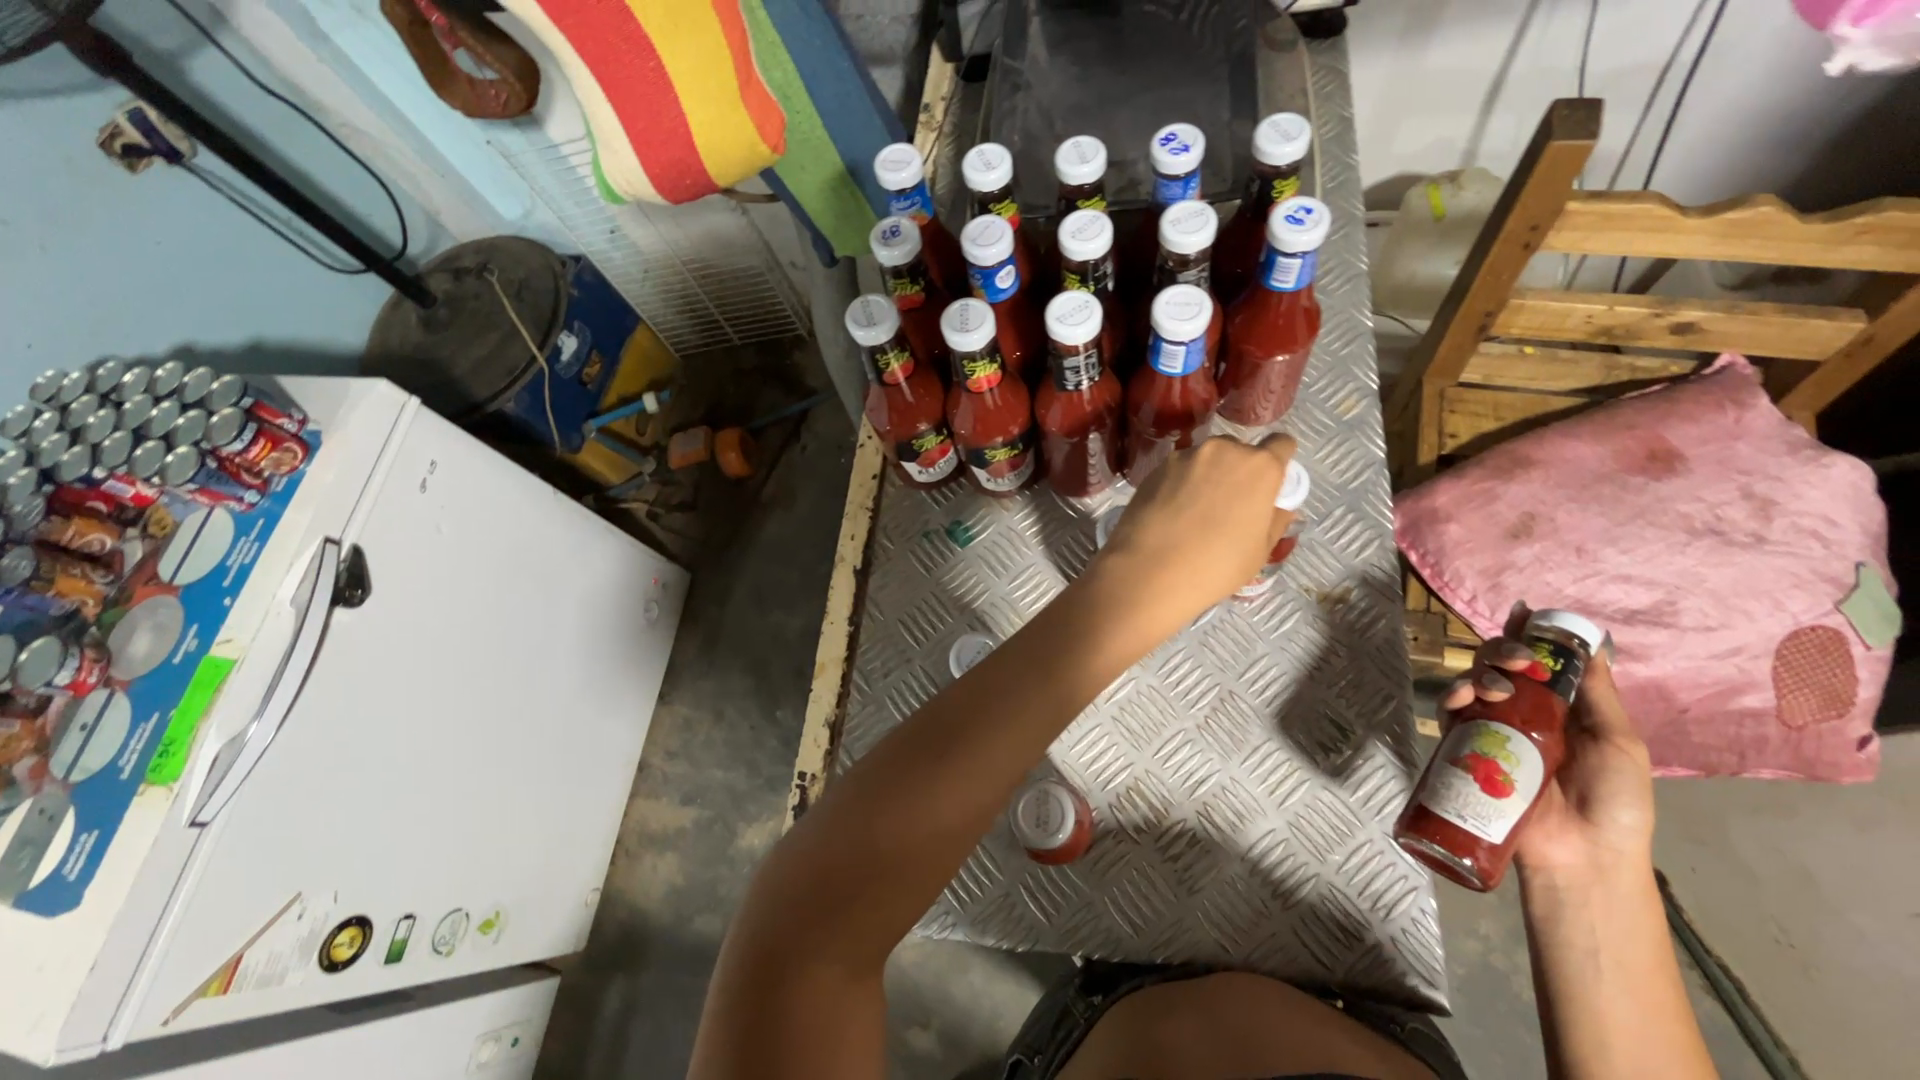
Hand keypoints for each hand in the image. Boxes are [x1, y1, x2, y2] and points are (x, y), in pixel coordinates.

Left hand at [1090, 435, 1297, 627]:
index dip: (1278, 461)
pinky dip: (1180, 483)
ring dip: (1208, 475)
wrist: (1150, 571)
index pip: (1281, 444)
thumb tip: (1278, 506)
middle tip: (1228, 505)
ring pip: (1207, 458)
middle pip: (1240, 451)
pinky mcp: (1156, 467)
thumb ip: (1275, 519)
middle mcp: (1225, 450)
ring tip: (1195, 511)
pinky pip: (1179, 469)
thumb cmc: (1217, 565)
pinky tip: (1171, 512)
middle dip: (1239, 471)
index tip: (1269, 483)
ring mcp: (1187, 456)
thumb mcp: (1260, 550)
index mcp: (1260, 467)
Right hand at [1441, 604, 1653, 883]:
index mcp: (1564, 710)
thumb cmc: (1614, 801)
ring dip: (1480, 673)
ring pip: (1474, 684)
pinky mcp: (1466, 752)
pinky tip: (1461, 699)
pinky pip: (1450, 716)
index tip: (1524, 615)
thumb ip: (1600, 695)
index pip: (1542, 663)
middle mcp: (1525, 715)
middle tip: (1517, 661)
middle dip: (1503, 652)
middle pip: (1502, 667)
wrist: (1584, 855)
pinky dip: (1450, 698)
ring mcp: (1493, 732)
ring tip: (1494, 689)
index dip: (1530, 636)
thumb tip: (1593, 644)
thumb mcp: (1619, 742)